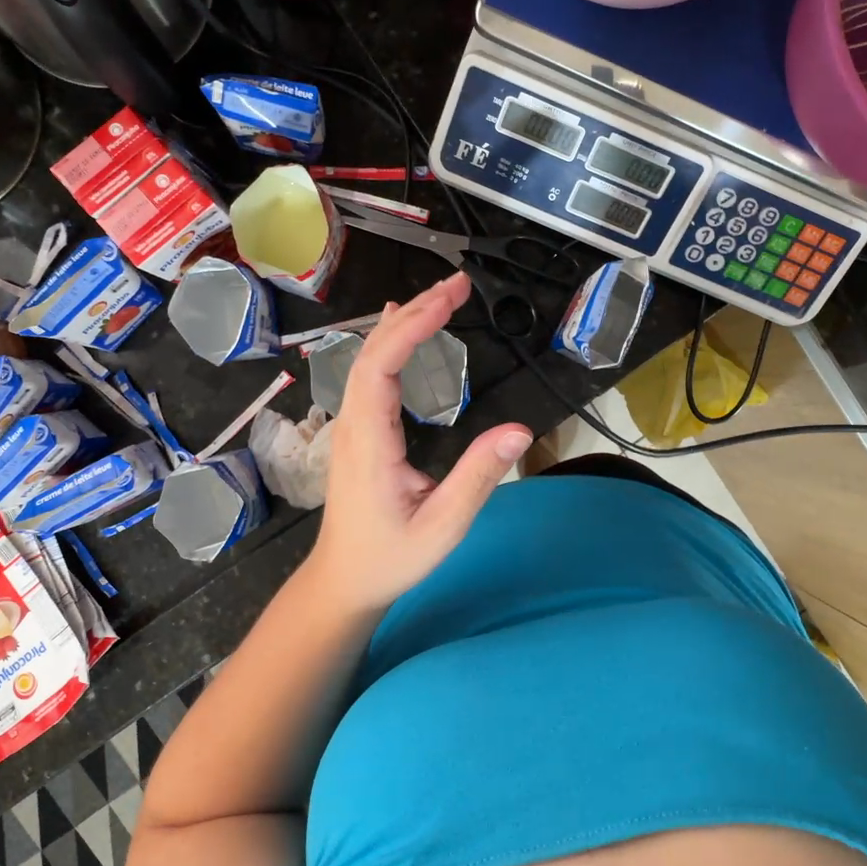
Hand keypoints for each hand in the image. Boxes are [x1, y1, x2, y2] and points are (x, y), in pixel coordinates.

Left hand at [305, 273, 532, 608]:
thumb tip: (522, 430)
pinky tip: (398, 326)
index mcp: (369, 439)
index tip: (450, 298)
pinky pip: (369, 374)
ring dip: (403, 323)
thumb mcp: (443, 525)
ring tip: (441, 297)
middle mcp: (352, 422)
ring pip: (369, 358)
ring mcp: (349, 425)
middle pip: (374, 351)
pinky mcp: (356, 431)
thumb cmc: (390, 557)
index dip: (415, 325)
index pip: (382, 364)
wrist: (344, 580)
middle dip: (416, 312)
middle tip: (459, 285)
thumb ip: (479, 476)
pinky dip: (390, 343)